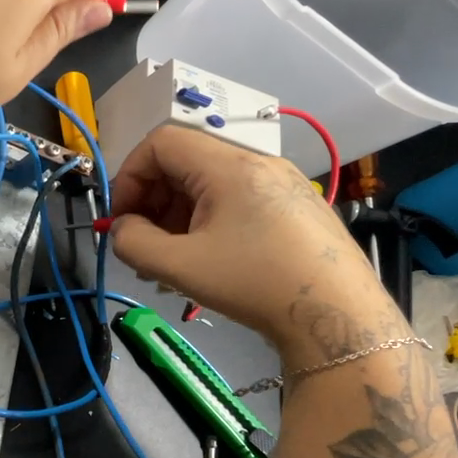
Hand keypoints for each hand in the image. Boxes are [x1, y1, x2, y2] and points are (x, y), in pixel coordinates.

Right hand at [107, 127, 394, 362]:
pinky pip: (230, 199)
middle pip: (182, 162)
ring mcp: (278, 184)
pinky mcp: (290, 206)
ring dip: (172, 214)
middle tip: (139, 240)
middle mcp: (257, 164)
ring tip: (167, 258)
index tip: (122, 216)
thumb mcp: (176, 265)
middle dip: (149, 199)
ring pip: (204, 183)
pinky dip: (202, 221)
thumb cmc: (253, 282)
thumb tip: (122, 228)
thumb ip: (131, 241)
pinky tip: (200, 258)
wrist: (335, 314)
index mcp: (230, 168)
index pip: (161, 143)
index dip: (129, 175)